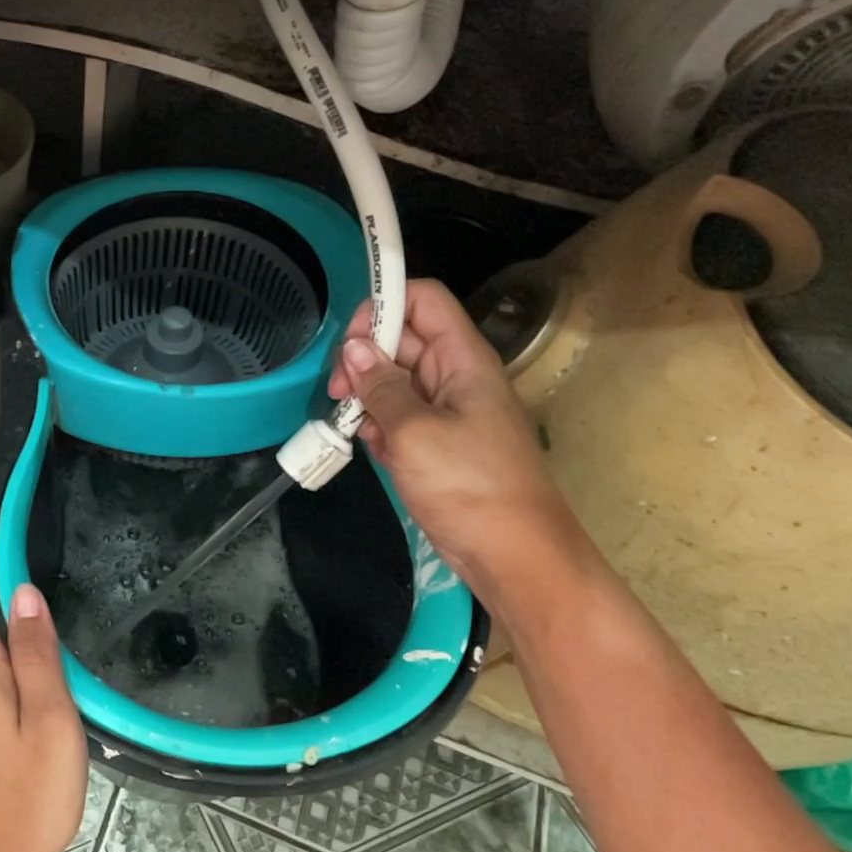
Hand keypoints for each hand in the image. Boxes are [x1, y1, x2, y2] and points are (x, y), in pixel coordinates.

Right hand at [325, 279, 578, 590]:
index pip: (422, 300)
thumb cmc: (469, 484)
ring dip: (364, 395)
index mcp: (462, 358)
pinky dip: (376, 425)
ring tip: (353, 425)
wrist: (510, 551)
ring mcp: (443, 409)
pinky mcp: (433, 440)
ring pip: (391, 379)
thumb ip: (380, 387)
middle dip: (363, 357)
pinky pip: (395, 414)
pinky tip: (370, 447)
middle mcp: (453, 375)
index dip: (383, 307)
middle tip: (340, 393)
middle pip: (400, 338)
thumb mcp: (415, 431)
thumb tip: (354, 349)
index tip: (351, 344)